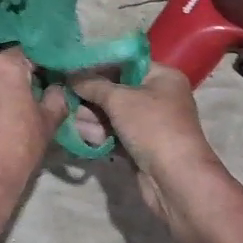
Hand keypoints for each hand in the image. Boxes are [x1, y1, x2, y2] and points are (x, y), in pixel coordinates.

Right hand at [71, 66, 222, 224]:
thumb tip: (70, 76)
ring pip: (113, 113)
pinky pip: (115, 133)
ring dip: (91, 116)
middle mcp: (158, 96)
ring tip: (69, 117)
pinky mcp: (141, 146)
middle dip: (90, 94)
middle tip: (65, 95)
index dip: (98, 64)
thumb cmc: (152, 127)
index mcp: (162, 76)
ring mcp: (150, 123)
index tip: (71, 65)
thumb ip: (92, 84)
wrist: (176, 181)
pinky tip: (80, 133)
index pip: (125, 62)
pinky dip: (99, 133)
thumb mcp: (119, 98)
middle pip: (116, 88)